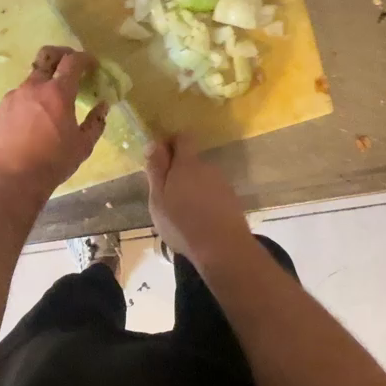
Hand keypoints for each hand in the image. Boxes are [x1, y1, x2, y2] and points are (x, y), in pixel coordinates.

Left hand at [0, 46, 107, 198]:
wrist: (14, 177)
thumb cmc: (54, 162)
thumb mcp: (83, 145)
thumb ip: (96, 122)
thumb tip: (103, 106)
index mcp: (58, 92)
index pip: (73, 61)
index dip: (85, 58)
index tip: (92, 64)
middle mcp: (34, 86)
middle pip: (47, 56)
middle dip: (62, 54)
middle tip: (70, 64)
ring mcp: (15, 95)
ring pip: (32, 77)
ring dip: (45, 80)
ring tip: (52, 99)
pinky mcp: (2, 108)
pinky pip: (20, 95)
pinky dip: (31, 98)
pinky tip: (34, 117)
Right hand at [144, 133, 250, 265]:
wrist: (222, 247)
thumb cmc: (181, 222)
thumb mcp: (158, 197)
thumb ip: (156, 169)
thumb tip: (154, 143)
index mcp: (187, 163)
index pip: (182, 138)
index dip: (169, 143)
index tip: (158, 161)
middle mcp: (208, 167)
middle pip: (191, 161)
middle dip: (177, 172)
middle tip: (165, 197)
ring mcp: (222, 184)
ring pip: (201, 179)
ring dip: (190, 189)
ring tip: (181, 215)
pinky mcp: (231, 200)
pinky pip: (212, 194)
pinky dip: (204, 202)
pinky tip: (198, 222)